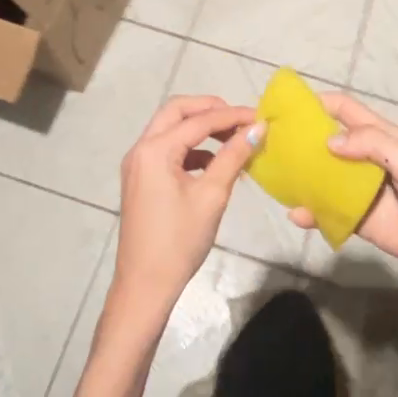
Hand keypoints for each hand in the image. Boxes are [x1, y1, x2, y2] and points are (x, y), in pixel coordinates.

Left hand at [115, 95, 263, 306]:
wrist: (144, 287)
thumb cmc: (179, 242)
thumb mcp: (211, 196)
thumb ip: (233, 156)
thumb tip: (257, 128)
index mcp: (155, 150)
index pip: (199, 121)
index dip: (232, 116)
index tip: (260, 117)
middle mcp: (140, 149)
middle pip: (177, 111)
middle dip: (209, 110)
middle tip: (239, 119)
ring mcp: (137, 164)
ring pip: (170, 128)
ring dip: (199, 127)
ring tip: (231, 139)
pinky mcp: (140, 179)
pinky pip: (166, 149)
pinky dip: (190, 147)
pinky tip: (213, 163)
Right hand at [286, 93, 397, 280]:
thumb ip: (372, 145)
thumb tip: (328, 141)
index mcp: (382, 136)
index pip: (346, 110)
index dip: (320, 103)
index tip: (290, 104)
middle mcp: (367, 160)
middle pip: (328, 143)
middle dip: (301, 140)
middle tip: (269, 141)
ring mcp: (362, 192)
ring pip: (324, 178)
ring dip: (301, 177)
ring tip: (273, 177)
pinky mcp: (361, 222)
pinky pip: (330, 213)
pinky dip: (311, 213)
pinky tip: (297, 215)